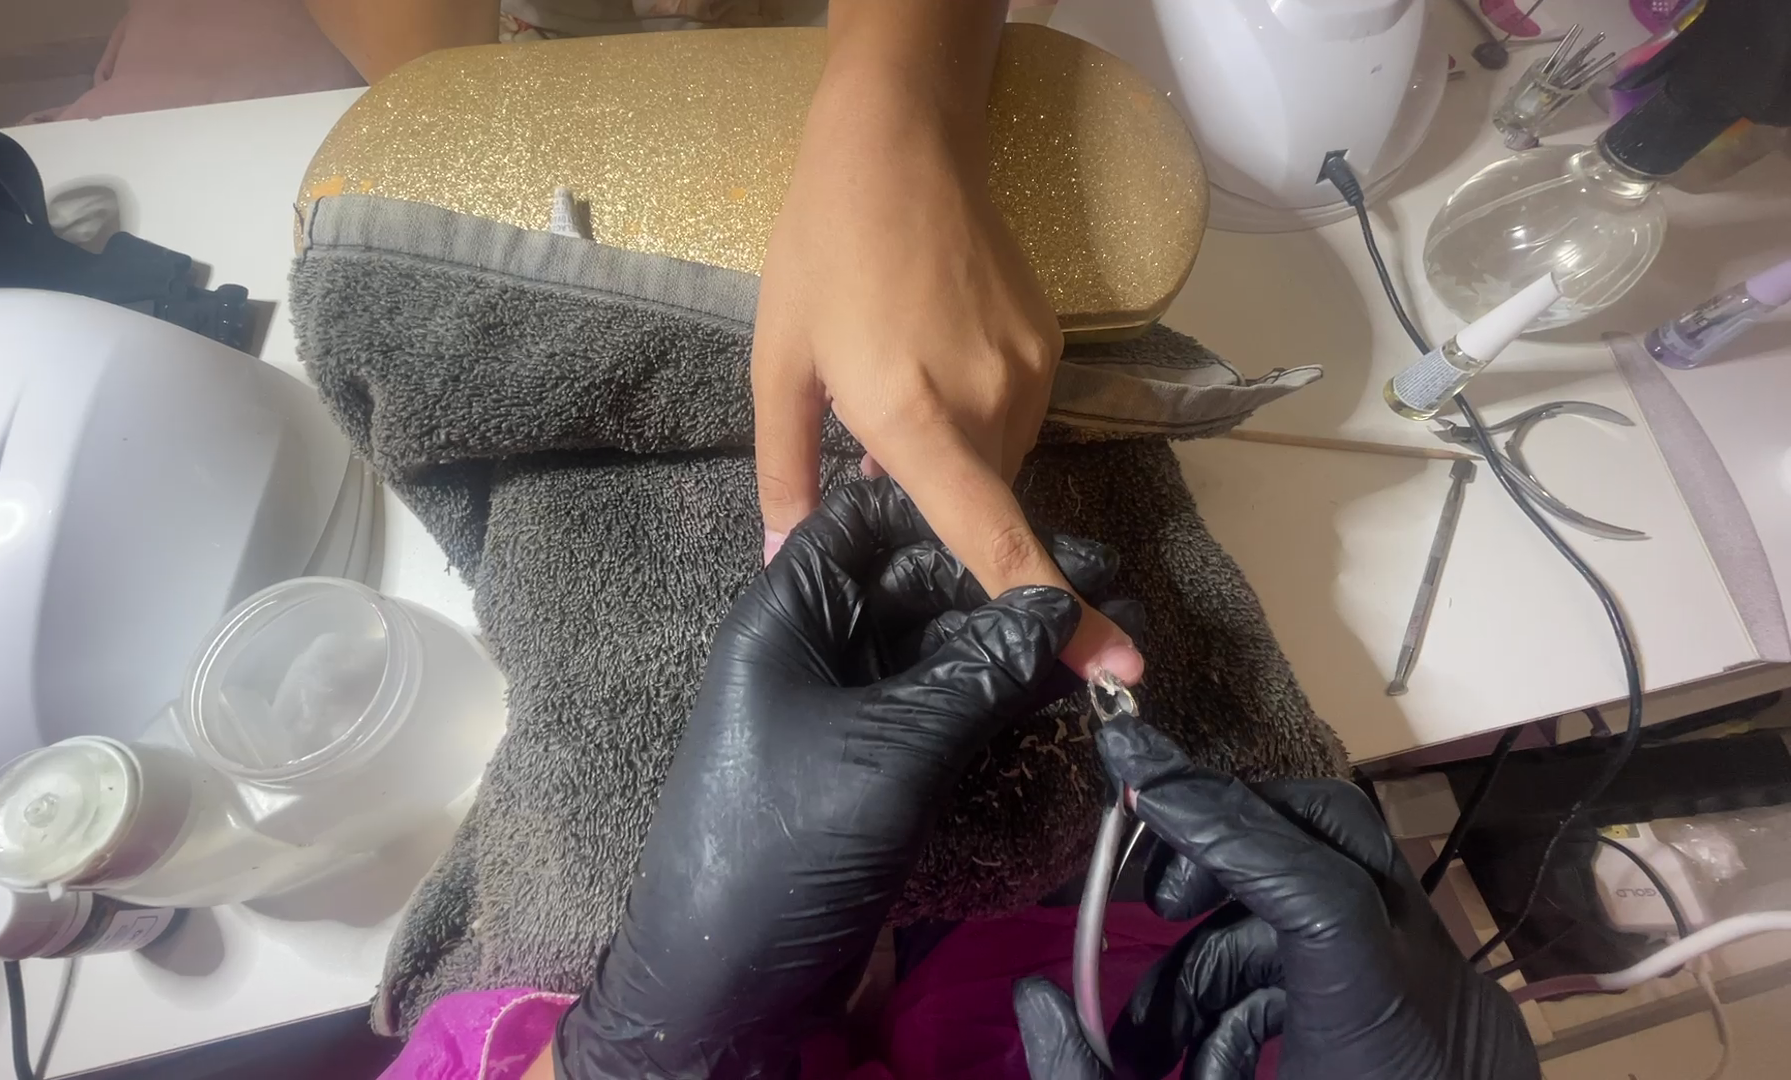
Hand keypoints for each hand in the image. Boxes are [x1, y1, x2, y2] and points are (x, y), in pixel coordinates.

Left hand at [554, 479, 1083, 1078]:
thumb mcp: (889, 750)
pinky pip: (947, 694)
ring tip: (1113, 635)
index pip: (867, 520)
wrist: (734, 978)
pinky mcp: (884, 743)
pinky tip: (1066, 683)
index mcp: (793, 608)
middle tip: (1109, 584)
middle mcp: (824, 635)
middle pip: (920, 581)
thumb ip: (978, 672)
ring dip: (1017, 640)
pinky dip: (1002, 689)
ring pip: (942, 641)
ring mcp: (856, 692)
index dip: (942, 508)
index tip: (1028, 514)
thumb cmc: (788, 841)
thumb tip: (1061, 605)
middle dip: (1005, 584)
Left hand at [751, 1, 1142, 684]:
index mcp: (915, 420)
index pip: (993, 538)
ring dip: (955, 454)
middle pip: (983, 503)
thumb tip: (784, 556)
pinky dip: (976, 419)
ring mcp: (1031, 375)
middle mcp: (991, 407)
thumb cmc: (821, 254)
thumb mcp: (779, 368)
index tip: (1116, 673)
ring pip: (999, 460)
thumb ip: (786, 474)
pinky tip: (936, 363)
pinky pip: (1013, 416)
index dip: (1053, 615)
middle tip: (879, 447)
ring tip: (902, 388)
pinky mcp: (1048, 348)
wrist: (897, 145)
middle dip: (939, 502)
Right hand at [1014, 719, 1538, 1079]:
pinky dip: (1255, 961)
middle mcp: (1439, 1012)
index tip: (1120, 758)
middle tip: (1138, 886)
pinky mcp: (1436, 1026)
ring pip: (1325, 877)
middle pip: (1335, 837)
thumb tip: (1034, 995)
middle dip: (1217, 831)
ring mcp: (1448, 1013)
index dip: (1209, 810)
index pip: (1310, 880)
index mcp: (1390, 1052)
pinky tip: (1205, 1041)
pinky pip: (1333, 941)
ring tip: (1154, 1014)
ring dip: (1220, 915)